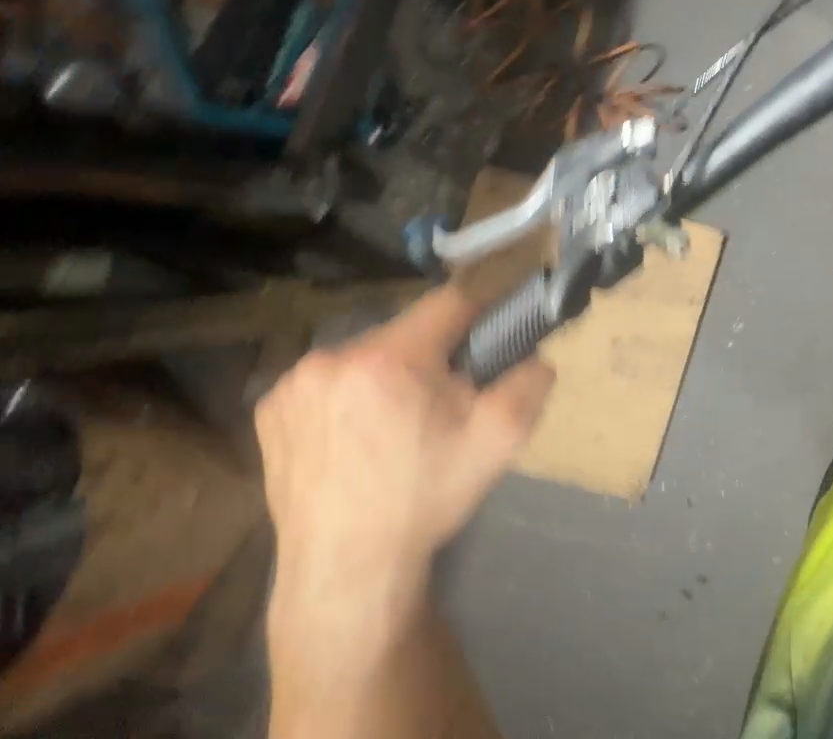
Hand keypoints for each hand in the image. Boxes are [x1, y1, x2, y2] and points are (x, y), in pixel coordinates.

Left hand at [257, 288, 555, 606]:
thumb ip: (531, 379)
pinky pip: (330, 382)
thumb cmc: (428, 495)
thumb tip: (530, 354)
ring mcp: (292, 385)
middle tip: (451, 398)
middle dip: (436, 354)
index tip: (506, 302)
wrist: (348, 565)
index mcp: (390, 360)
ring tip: (403, 422)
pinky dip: (353, 395)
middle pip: (408, 332)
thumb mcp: (503, 437)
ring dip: (392, 374)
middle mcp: (332, 359)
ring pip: (367, 357)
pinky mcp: (269, 410)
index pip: (450, 301)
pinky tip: (361, 436)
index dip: (486, 297)